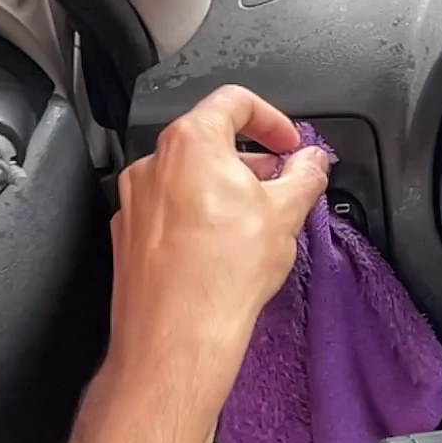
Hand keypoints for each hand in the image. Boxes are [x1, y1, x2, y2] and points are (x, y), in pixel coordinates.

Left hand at [109, 85, 328, 374]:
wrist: (177, 340)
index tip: (290, 144)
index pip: (235, 101)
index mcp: (192, 143)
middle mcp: (154, 165)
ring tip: (258, 220)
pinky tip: (226, 247)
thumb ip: (306, 174)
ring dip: (229, 186)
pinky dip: (201, 213)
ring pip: (190, 175)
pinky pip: (171, 208)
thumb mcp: (287, 213)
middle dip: (254, 158)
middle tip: (283, 183)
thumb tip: (312, 162)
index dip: (273, 119)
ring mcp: (136, 202)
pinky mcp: (129, 237)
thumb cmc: (223, 274)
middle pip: (212, 139)